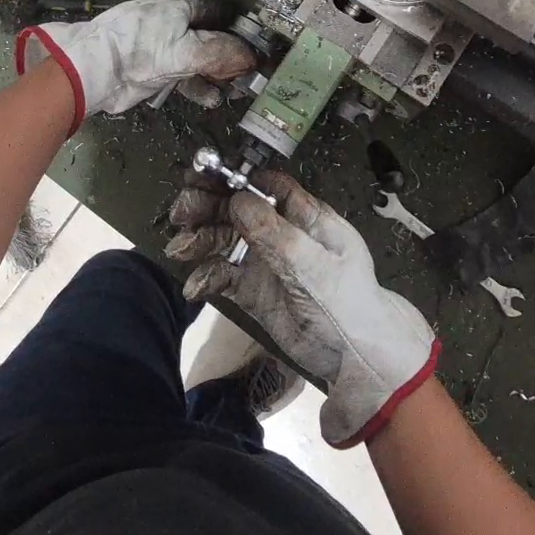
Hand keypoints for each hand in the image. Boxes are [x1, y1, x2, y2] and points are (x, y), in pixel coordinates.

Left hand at [15, 0, 254, 133]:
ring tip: (233, 90)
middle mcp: (176, 20)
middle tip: (248, 75)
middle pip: (212, 36)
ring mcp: (165, 44)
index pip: (222, 13)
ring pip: (200, 57)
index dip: (241, 30)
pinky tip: (212, 98)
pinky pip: (185, 74)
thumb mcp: (185, 51)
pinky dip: (199, 85)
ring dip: (216, 74)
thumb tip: (250, 57)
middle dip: (231, 56)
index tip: (258, 49)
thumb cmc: (138, 50)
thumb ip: (221, 53)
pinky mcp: (156, 66)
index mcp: (182, 5)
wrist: (94, 71)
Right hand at [167, 171, 438, 446]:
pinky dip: (206, 277)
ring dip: (200, 240)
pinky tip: (195, 286)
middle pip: (237, 208)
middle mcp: (280, 233)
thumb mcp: (313, 264)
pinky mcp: (251, 290)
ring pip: (225, 239)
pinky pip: (223, 275)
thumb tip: (238, 198)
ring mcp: (264, 261)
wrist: (355, 359)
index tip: (204, 175)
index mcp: (304, 216)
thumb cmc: (345, 301)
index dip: (236, 177)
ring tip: (179, 249)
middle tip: (181, 212)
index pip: (266, 186)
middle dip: (207, 206)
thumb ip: (274, 233)